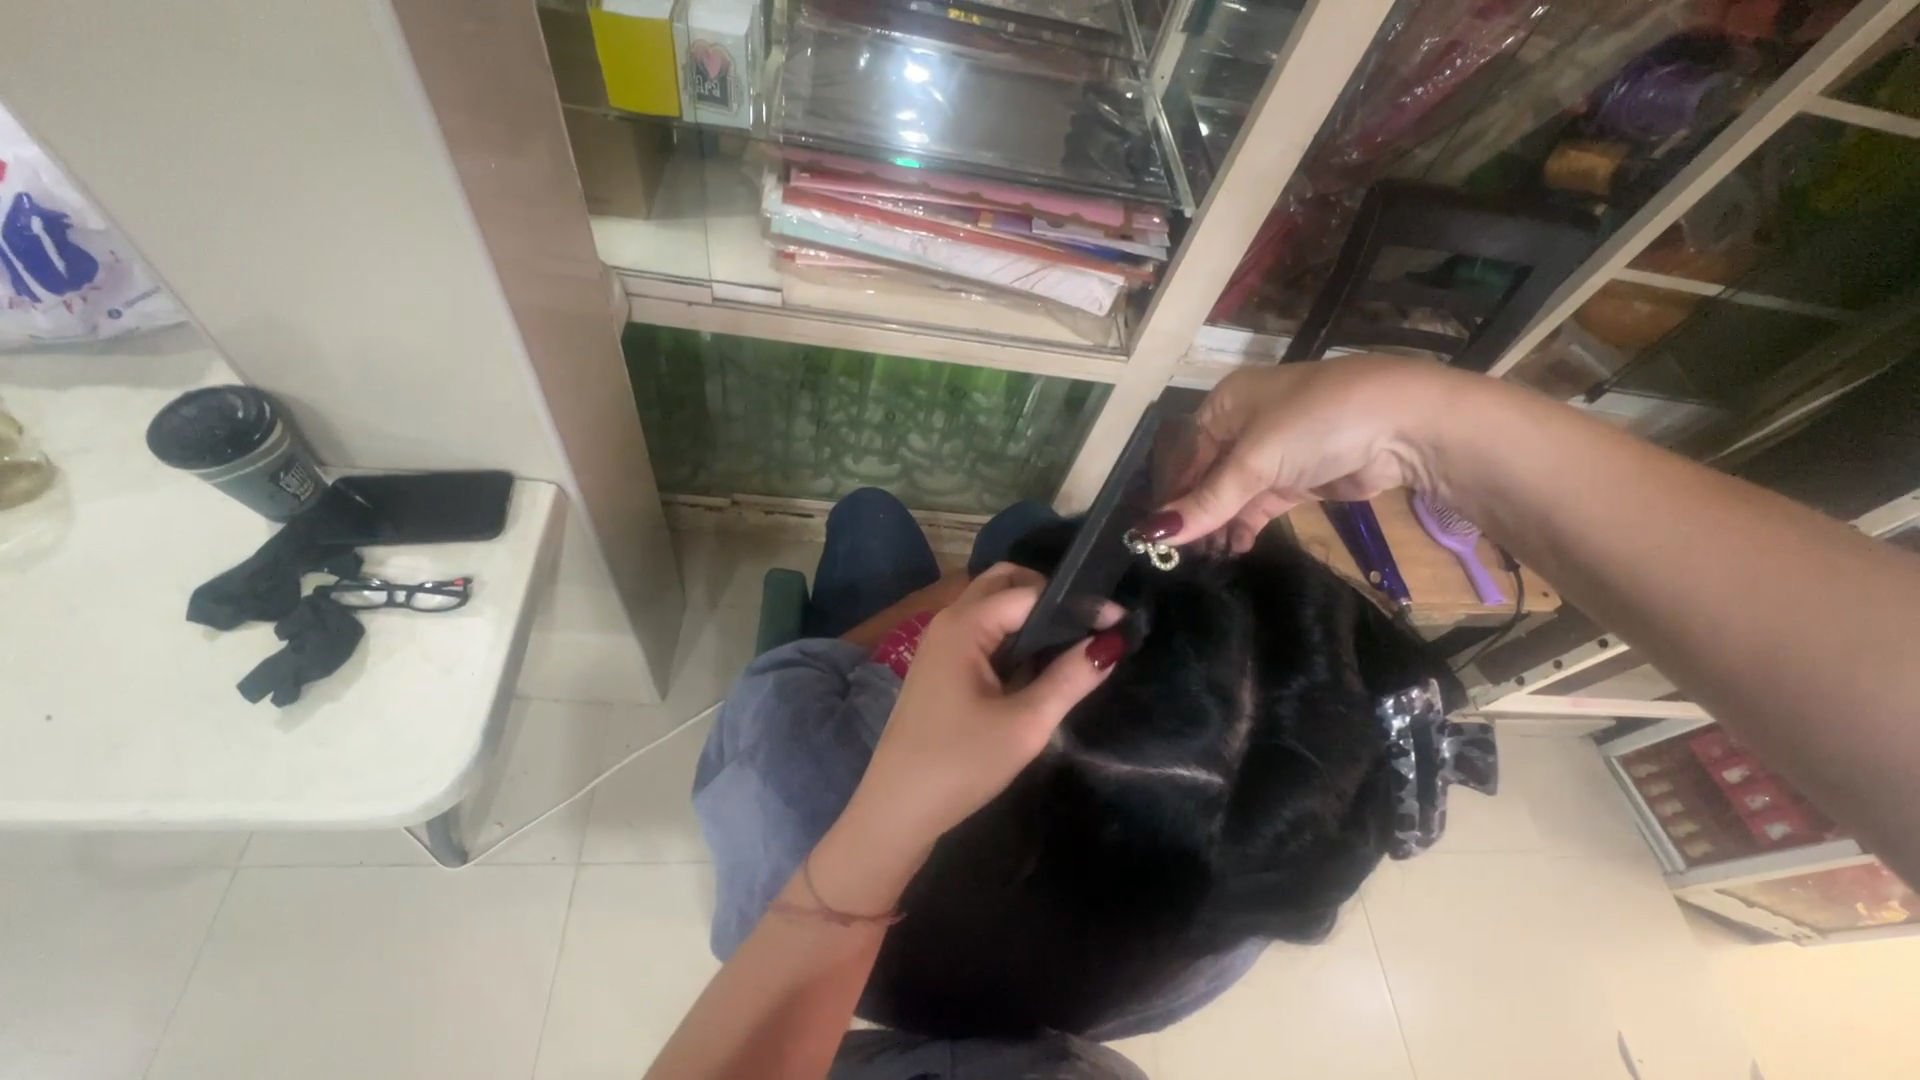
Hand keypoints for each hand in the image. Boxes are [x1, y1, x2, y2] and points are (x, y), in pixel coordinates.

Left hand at [841, 563, 1124, 857]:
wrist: (898, 809)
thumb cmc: (962, 764)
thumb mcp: (1025, 724)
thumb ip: (1070, 679)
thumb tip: (1111, 643)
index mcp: (965, 625)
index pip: (1031, 591)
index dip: (1077, 602)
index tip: (1118, 623)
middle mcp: (948, 621)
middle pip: (1003, 582)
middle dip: (1049, 594)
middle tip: (1089, 629)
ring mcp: (939, 643)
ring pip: (990, 606)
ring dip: (1029, 614)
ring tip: (1071, 646)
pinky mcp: (939, 666)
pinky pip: (980, 631)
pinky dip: (1010, 635)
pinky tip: (1035, 666)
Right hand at [1144, 355, 1463, 552]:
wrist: (1407, 423)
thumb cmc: (1315, 424)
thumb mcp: (1254, 462)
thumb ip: (1206, 502)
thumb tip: (1150, 536)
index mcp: (1224, 405)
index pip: (1182, 454)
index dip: (1169, 494)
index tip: (1156, 535)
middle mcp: (1242, 425)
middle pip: (1204, 476)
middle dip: (1193, 513)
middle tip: (1180, 555)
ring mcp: (1273, 452)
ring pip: (1231, 493)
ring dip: (1218, 524)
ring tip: (1206, 559)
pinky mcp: (1298, 478)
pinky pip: (1258, 504)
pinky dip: (1244, 526)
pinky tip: (1233, 549)